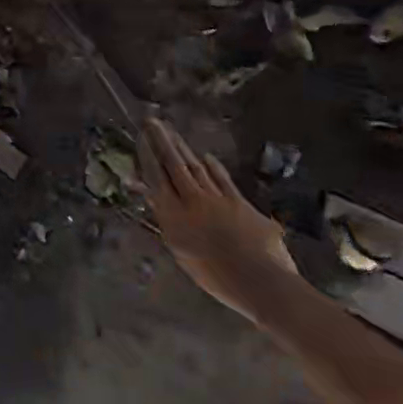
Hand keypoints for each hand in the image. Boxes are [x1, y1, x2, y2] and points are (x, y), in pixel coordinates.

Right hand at [137, 117, 297, 321]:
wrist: (261, 282)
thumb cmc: (215, 275)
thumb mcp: (181, 251)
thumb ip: (167, 220)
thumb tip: (152, 196)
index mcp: (174, 214)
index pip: (157, 177)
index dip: (148, 155)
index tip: (141, 136)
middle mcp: (193, 200)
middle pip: (175, 165)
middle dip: (162, 141)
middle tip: (153, 121)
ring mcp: (218, 199)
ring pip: (196, 168)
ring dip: (183, 148)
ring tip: (172, 133)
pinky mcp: (240, 203)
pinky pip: (222, 179)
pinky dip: (214, 166)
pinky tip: (207, 156)